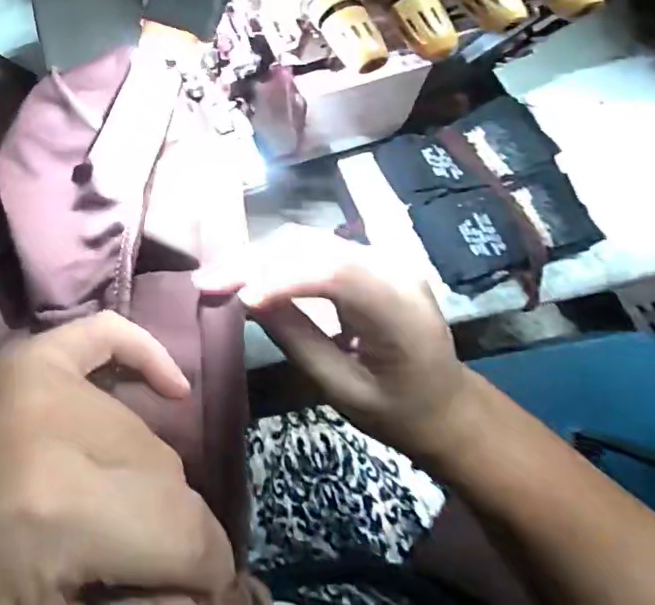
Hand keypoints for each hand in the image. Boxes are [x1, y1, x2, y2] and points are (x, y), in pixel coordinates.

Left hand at [0, 312, 235, 604]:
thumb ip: (145, 600)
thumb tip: (222, 588)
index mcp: (57, 509)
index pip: (188, 532)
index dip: (209, 576)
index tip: (201, 594)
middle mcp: (52, 424)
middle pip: (166, 475)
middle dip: (170, 532)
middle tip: (142, 566)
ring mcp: (30, 375)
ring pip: (141, 427)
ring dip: (144, 479)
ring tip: (117, 514)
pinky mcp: (16, 356)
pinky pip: (102, 333)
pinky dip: (142, 355)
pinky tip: (170, 385)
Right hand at [195, 227, 476, 457]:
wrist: (447, 406)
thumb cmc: (400, 413)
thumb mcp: (346, 391)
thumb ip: (298, 341)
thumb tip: (246, 301)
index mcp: (400, 308)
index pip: (333, 273)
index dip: (280, 278)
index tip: (237, 299)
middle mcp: (391, 266)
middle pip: (311, 247)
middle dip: (254, 262)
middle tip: (207, 283)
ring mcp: (378, 255)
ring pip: (304, 240)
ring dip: (257, 256)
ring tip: (218, 278)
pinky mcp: (363, 257)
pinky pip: (311, 248)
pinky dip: (274, 258)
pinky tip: (247, 273)